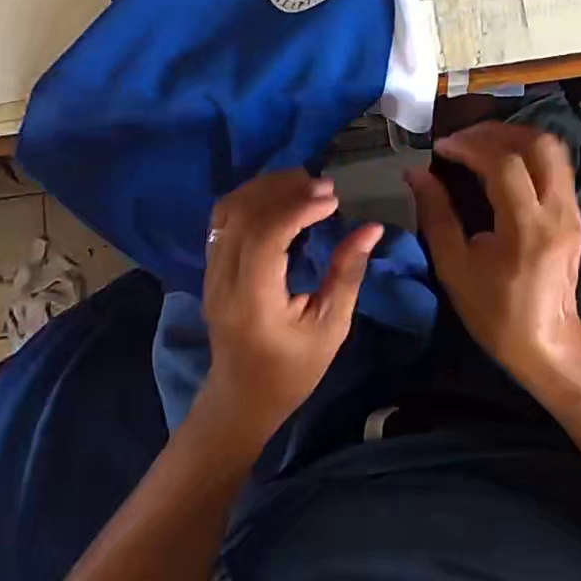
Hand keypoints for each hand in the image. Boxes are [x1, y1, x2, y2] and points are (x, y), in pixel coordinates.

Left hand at [199, 171, 382, 437]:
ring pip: (228, 211)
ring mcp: (210, 273)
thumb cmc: (292, 371)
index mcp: (253, 302)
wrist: (243, 396)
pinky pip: (224, 221)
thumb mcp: (330, 328)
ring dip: (265, 188)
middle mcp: (222, 281)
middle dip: (283, 189)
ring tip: (304, 183)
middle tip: (323, 185)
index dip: (298, 209)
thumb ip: (347, 274)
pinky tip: (280, 198)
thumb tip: (371, 228)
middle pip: (243, 215)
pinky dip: (251, 199)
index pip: (265, 237)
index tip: (333, 199)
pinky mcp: (210, 268)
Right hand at [405, 124, 580, 383]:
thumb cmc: (495, 312)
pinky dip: (526, 153)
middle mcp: (558, 212)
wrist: (546, 343)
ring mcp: (573, 210)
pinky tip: (500, 162)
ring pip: (553, 149)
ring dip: (514, 137)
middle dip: (496, 132)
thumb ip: (436, 214)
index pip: (504, 165)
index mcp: (527, 229)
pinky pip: (556, 166)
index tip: (441, 148)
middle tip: (462, 139)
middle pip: (538, 144)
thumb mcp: (454, 267)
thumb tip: (416, 173)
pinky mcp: (575, 213)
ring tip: (479, 144)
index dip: (470, 146)